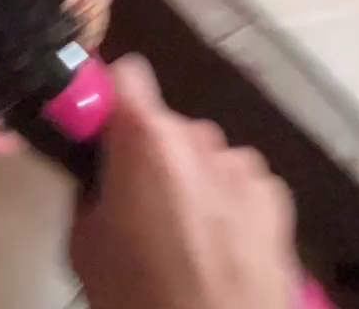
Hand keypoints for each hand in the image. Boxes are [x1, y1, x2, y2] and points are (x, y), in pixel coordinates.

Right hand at [70, 57, 297, 308]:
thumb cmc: (135, 298)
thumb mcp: (83, 244)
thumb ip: (92, 189)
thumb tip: (102, 175)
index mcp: (144, 139)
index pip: (128, 72)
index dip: (115, 95)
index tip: (108, 127)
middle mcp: (196, 136)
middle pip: (167, 125)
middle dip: (154, 156)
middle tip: (145, 208)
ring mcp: (241, 164)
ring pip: (205, 156)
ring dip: (195, 180)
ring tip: (192, 239)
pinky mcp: (275, 196)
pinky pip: (240, 183)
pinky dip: (231, 205)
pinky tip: (227, 250)